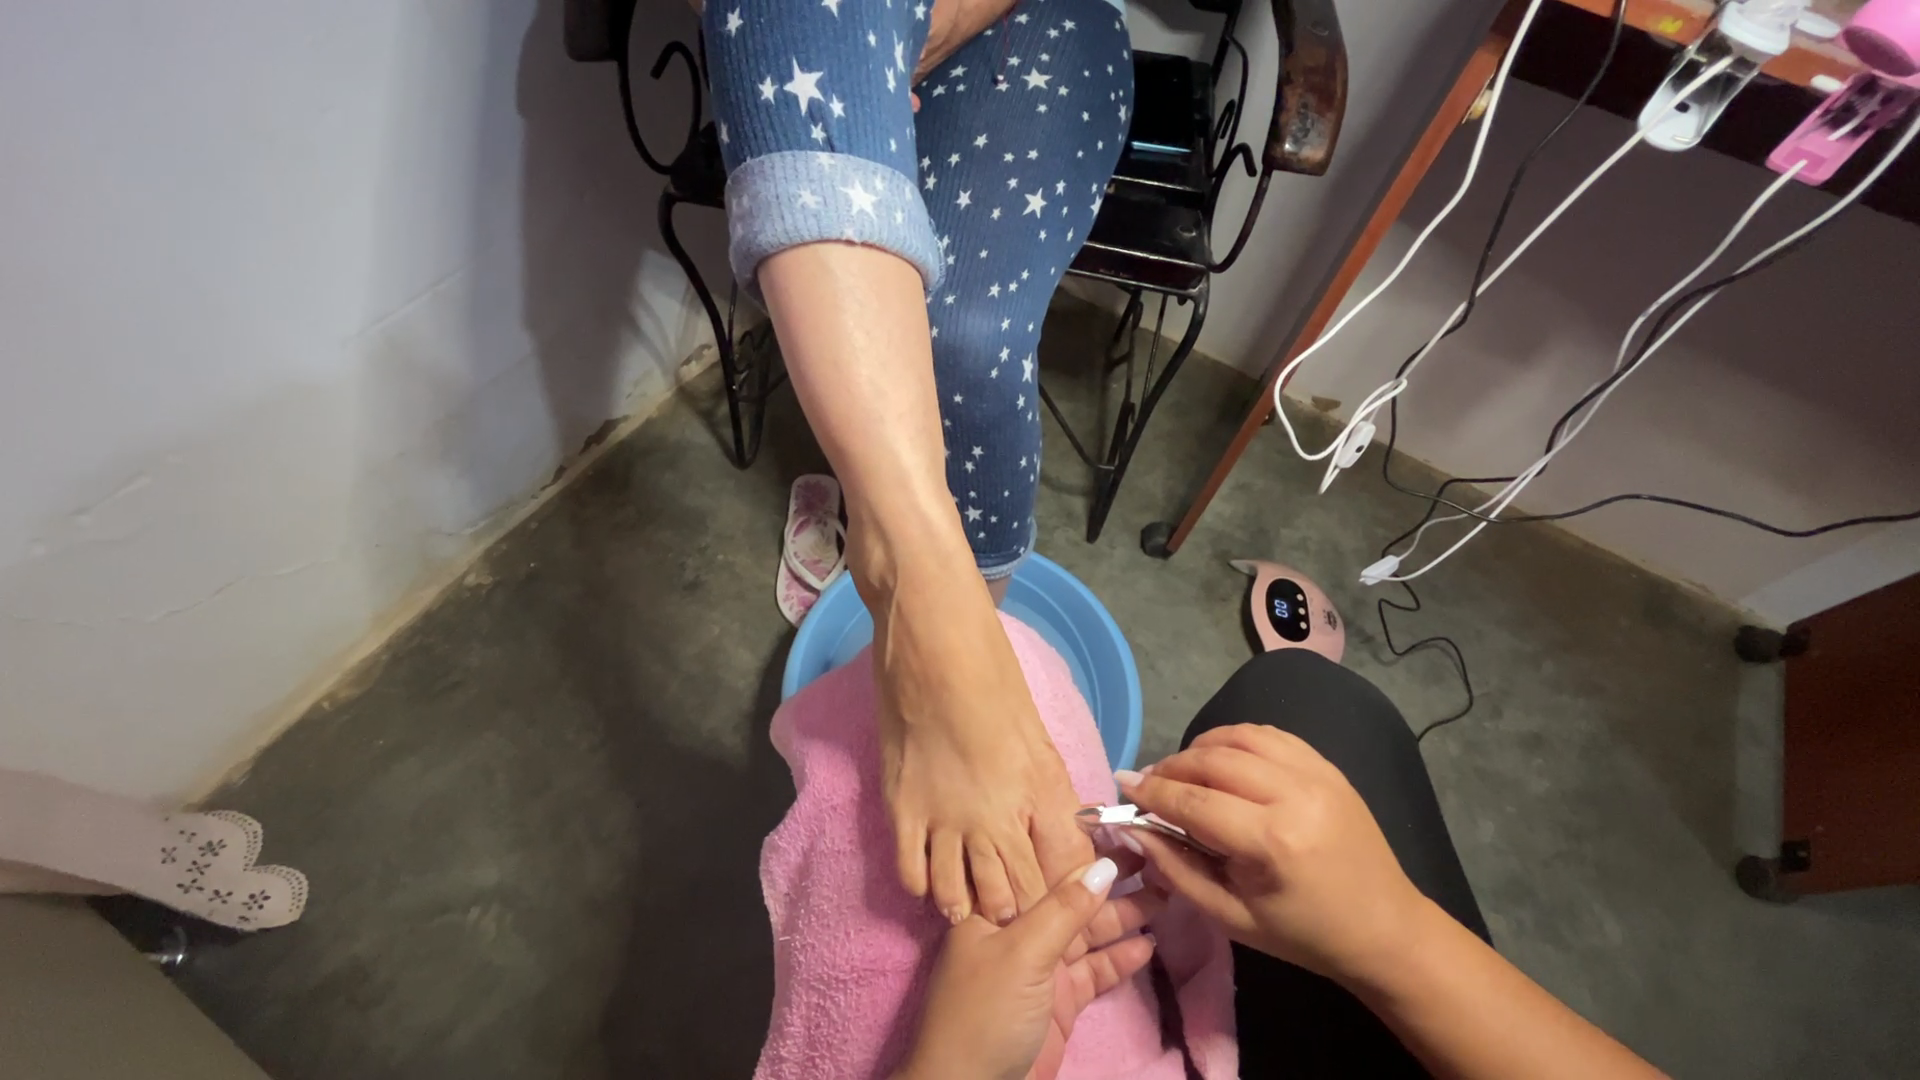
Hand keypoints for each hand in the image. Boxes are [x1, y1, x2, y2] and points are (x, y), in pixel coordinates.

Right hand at [875, 576, 1093, 924]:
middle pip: (1012, 900)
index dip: (1062, 902)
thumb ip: (1050, 795)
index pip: (1060, 880)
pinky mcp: (901, 810)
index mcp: (1038, 798)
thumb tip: (1061, 833)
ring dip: (971, 904)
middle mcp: (993, 821)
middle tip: (1014, 906)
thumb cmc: (994, 676)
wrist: (935, 641)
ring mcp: (943, 820)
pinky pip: (912, 876)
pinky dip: (926, 885)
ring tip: (973, 898)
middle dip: (1018, 910)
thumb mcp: (1039, 737)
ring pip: (959, 898)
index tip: (1058, 906)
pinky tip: (934, 874)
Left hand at [897, 858, 1161, 1079]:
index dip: (1080, 847)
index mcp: (998, 907)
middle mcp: (1019, 930)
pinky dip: (1120, 958)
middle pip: (1071, 898)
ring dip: (1124, 917)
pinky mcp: (1059, 1002)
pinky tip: (1149, 943)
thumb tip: (1103, 865)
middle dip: (1110, 880)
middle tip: (1154, 857)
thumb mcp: (1022, 952)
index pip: (1042, 865)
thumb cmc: (985, 1012)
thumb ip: (1064, 909)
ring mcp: (1040, 967)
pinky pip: (1094, 971)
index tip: (1118, 826)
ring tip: (1165, 893)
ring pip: (1088, 933)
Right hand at [1117, 724, 1429, 983]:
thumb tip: (1133, 830)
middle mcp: (1294, 795)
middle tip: (1149, 782)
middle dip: (1171, 767)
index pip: (1194, 802)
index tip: (1123, 786)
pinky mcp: (1327, 766)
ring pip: (1238, 737)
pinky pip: (1268, 735)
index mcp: (1272, 842)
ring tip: (1182, 770)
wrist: (1386, 930)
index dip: (1152, 793)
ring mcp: (1316, 774)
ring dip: (1200, 748)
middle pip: (1212, 760)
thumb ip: (1177, 870)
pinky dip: (1234, 739)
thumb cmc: (1304, 934)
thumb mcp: (1232, 918)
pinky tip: (1221, 758)